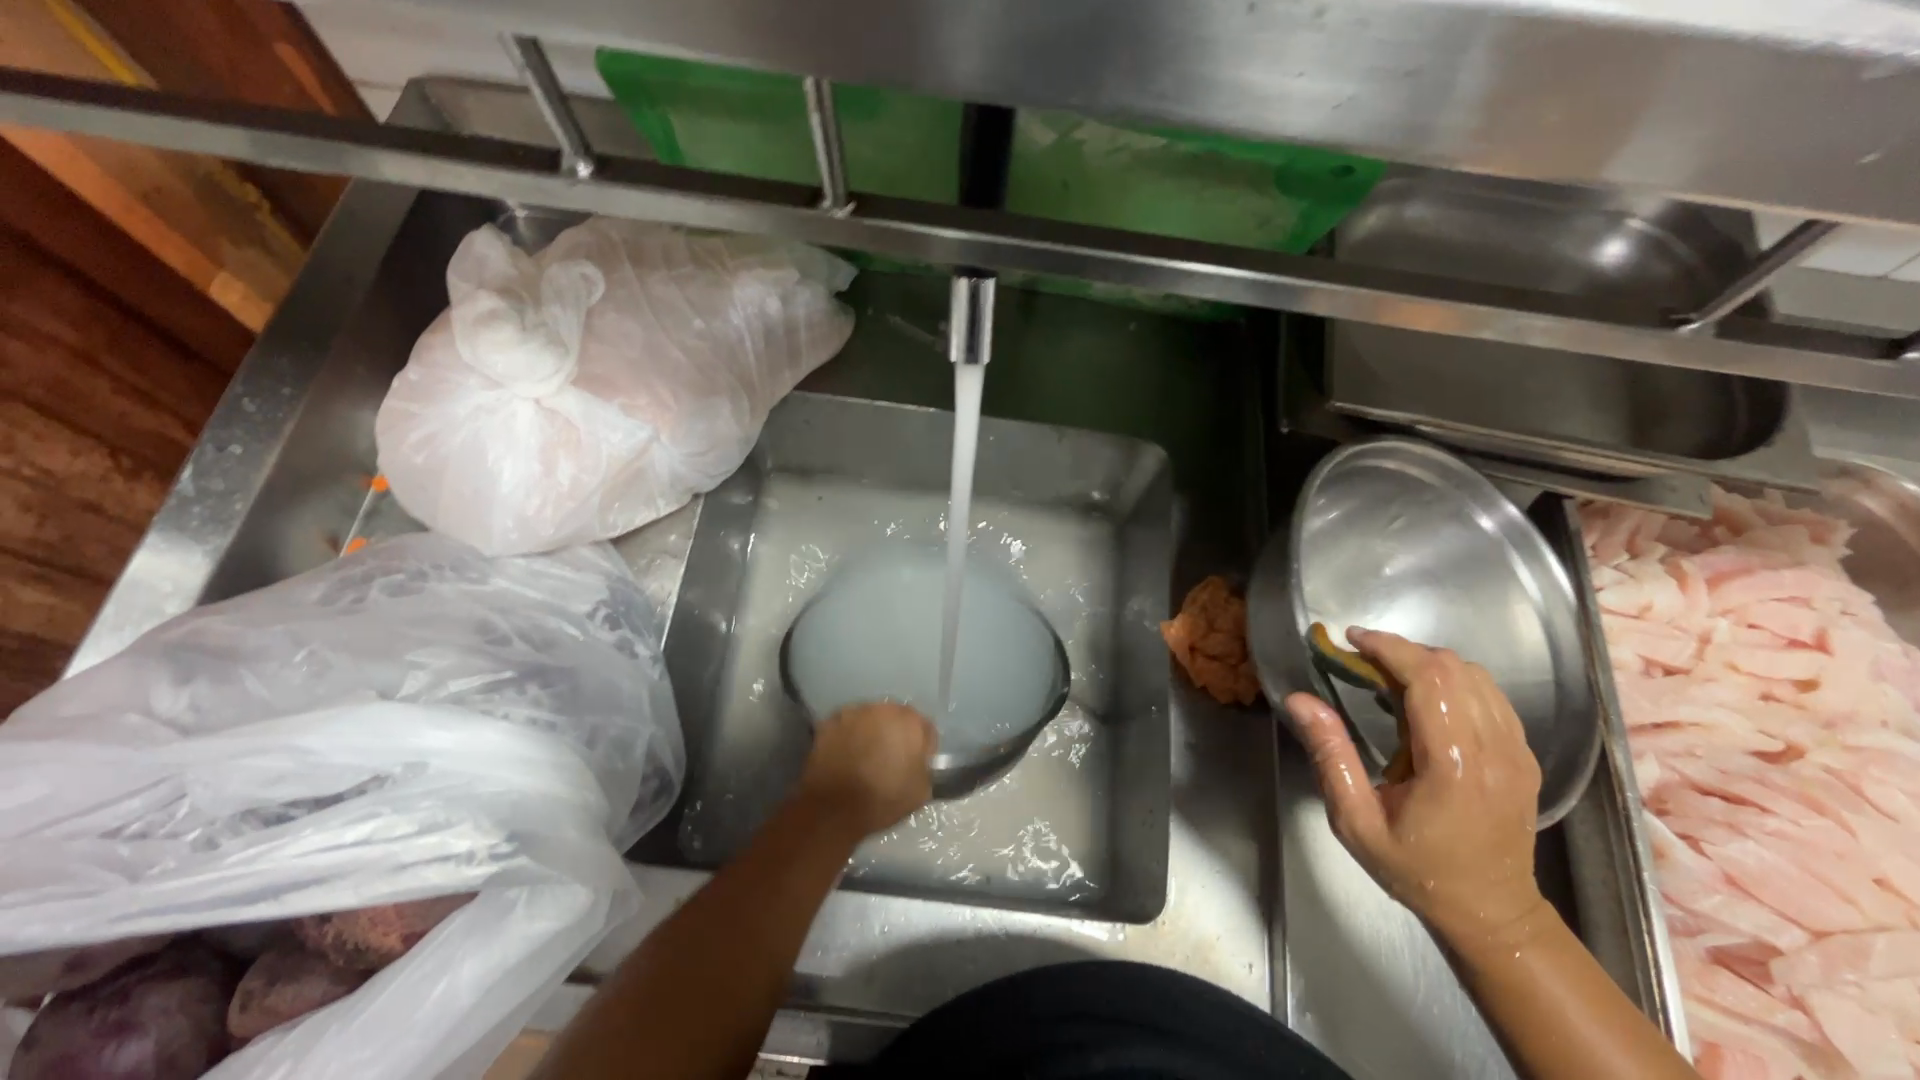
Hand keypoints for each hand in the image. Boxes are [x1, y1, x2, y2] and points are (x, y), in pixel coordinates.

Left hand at [796, 702, 936, 838]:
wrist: (835, 808)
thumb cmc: (883, 800)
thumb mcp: (921, 791)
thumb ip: (924, 767)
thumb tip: (918, 763)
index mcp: (911, 722)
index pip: (924, 729)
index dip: (922, 748)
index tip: (914, 765)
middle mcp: (883, 709)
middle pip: (895, 719)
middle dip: (895, 735)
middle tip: (889, 759)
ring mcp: (854, 712)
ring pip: (869, 720)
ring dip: (870, 733)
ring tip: (864, 757)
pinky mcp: (829, 721)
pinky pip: (847, 726)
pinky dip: (848, 737)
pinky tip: (845, 756)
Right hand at [1285, 629, 1546, 944]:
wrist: (1491, 910)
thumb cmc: (1416, 869)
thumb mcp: (1356, 821)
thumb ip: (1330, 756)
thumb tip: (1301, 700)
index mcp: (1452, 764)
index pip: (1429, 678)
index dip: (1390, 648)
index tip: (1353, 639)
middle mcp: (1494, 749)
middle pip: (1455, 668)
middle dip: (1405, 651)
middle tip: (1364, 660)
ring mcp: (1517, 750)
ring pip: (1478, 677)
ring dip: (1431, 664)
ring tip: (1392, 676)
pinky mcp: (1524, 755)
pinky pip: (1492, 697)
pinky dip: (1456, 683)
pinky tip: (1428, 701)